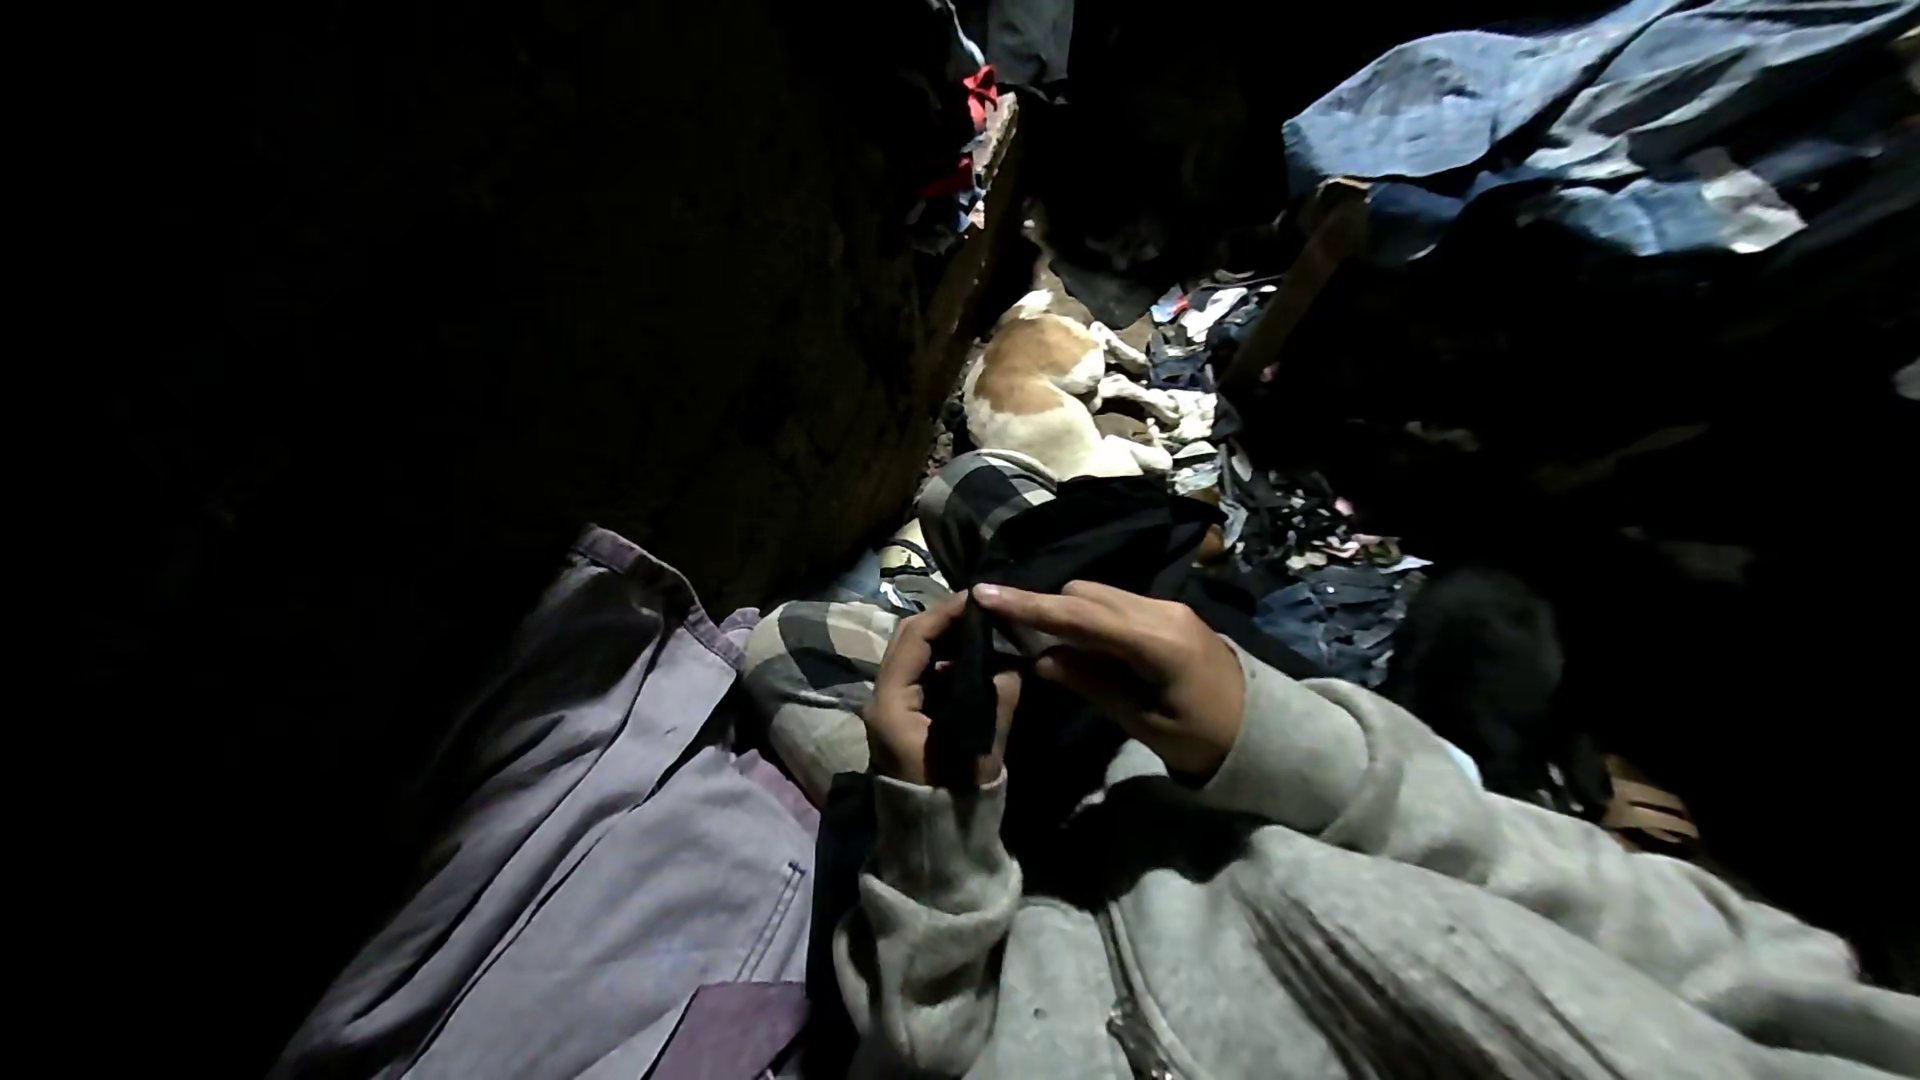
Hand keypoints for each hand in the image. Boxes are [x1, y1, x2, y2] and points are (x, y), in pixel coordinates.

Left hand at [864, 591, 1022, 785]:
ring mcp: (888, 707)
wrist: (931, 841)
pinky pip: (919, 676)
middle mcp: (880, 698)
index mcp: (890, 703)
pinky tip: (973, 663)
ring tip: (982, 633)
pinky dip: (943, 663)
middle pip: (907, 641)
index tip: (976, 597)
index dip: (945, 613)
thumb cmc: (952, 797)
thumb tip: (1017, 662)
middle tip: (981, 612)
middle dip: (943, 622)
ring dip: (944, 641)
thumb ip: (998, 699)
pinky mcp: (900, 716)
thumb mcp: (979, 747)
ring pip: (912, 656)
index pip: (914, 639)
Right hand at [972, 581, 1243, 774]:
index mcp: (1158, 642)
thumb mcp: (1146, 724)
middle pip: (1086, 593)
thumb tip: (1041, 659)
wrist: (1265, 730)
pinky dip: (1086, 613)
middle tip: (1000, 619)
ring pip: (1097, 592)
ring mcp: (1166, 606)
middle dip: (1042, 604)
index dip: (1030, 605)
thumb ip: (1093, 684)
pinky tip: (1074, 636)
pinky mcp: (1167, 611)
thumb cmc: (1207, 740)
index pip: (1081, 616)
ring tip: (1034, 631)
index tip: (985, 593)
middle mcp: (1161, 611)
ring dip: (1064, 608)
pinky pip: (1114, 601)